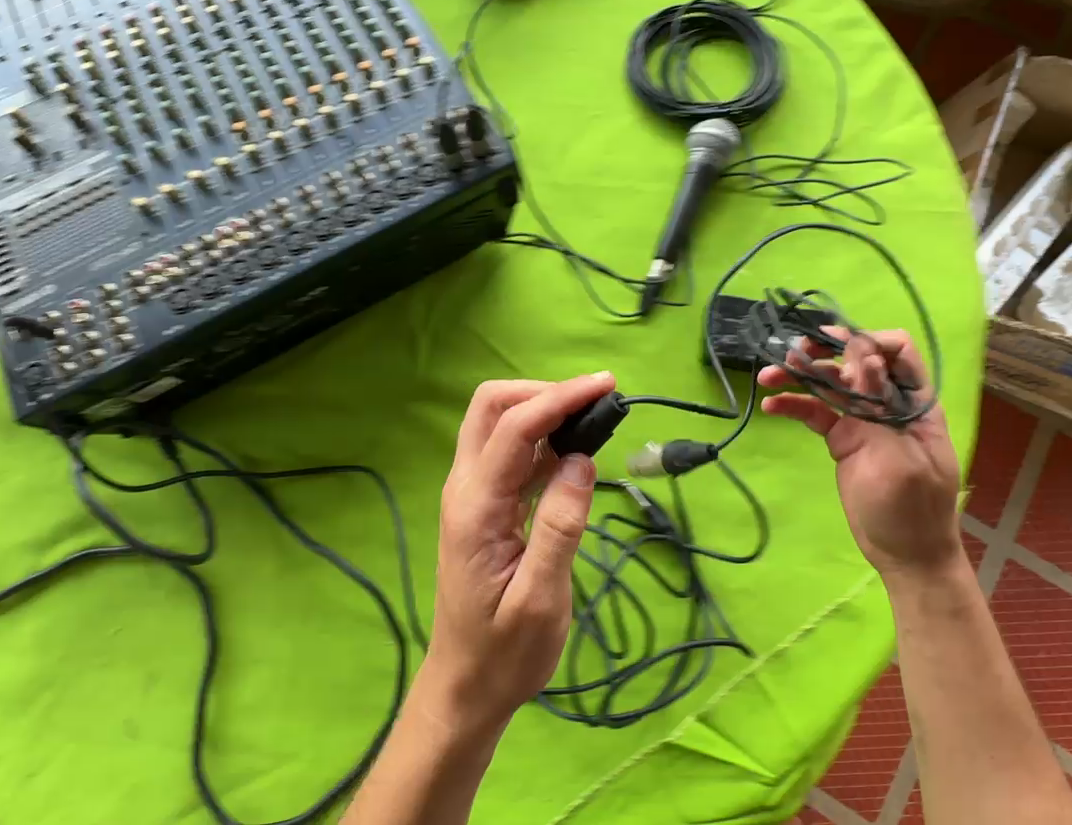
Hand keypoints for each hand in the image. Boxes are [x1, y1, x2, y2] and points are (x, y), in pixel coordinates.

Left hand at [420, 373, 616, 732]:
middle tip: (595, 400)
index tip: (605, 385)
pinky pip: (511, 454)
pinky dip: (543, 439)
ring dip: (543, 410)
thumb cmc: (504, 653)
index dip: (559, 398)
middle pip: (491, 408)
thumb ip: (560, 528)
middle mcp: (466, 489)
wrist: (466, 685)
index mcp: (474, 506)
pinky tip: (575, 452)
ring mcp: (472, 495)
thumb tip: (583, 459)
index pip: (514, 428)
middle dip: (542, 391)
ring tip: (595, 419)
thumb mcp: (540, 600)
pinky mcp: (486, 506)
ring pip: (499, 425)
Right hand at [758, 329, 963, 578]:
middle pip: (854, 360)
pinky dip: (793, 405)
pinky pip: (814, 412)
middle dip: (822, 352)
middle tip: (792, 355)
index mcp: (914, 402)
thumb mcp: (899, 456)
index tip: (832, 347)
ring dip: (798, 376)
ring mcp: (863, 420)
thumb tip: (862, 353)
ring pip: (828, 384)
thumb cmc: (913, 509)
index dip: (864, 340)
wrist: (905, 554)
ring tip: (767, 376)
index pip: (895, 350)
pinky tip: (771, 405)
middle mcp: (887, 402)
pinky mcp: (842, 438)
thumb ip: (878, 404)